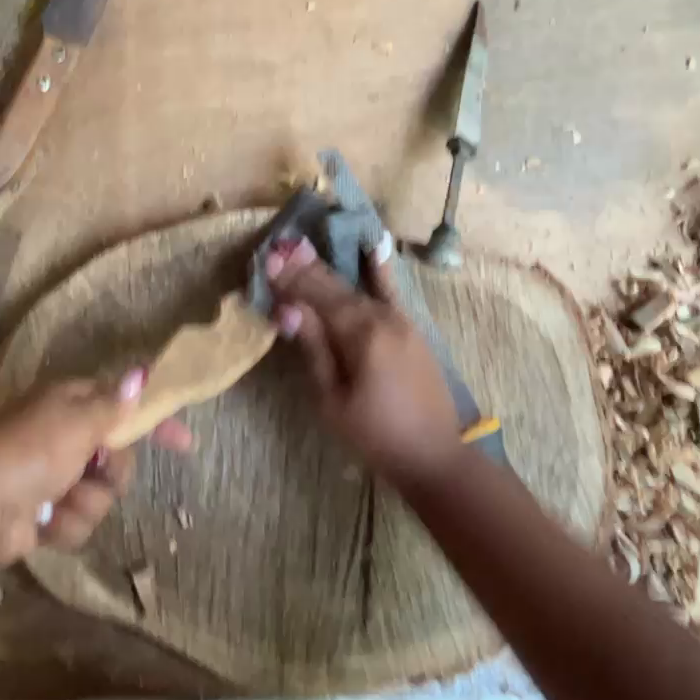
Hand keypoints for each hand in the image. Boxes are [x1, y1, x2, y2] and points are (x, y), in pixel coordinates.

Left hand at [0, 371, 193, 564]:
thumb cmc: (29, 453)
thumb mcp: (77, 421)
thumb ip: (114, 404)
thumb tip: (140, 372)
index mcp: (66, 403)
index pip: (120, 403)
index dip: (152, 421)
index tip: (184, 443)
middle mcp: (60, 436)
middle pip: (115, 457)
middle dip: (111, 473)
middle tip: (95, 472)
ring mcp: (50, 478)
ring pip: (100, 495)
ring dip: (85, 503)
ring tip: (57, 502)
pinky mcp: (42, 515)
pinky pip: (77, 522)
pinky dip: (63, 525)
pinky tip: (43, 523)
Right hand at [267, 235, 461, 481]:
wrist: (433, 455)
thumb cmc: (374, 435)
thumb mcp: (332, 399)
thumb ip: (313, 348)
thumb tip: (288, 308)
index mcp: (362, 334)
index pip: (317, 297)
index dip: (290, 279)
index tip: (266, 259)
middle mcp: (384, 317)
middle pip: (336, 286)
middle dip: (305, 268)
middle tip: (278, 247)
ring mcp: (402, 320)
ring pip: (357, 288)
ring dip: (328, 269)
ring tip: (302, 247)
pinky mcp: (411, 328)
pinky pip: (388, 291)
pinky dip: (377, 269)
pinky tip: (371, 244)